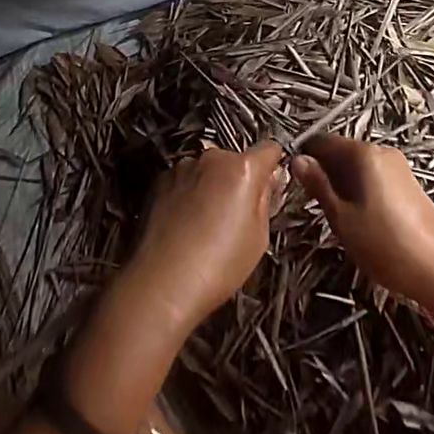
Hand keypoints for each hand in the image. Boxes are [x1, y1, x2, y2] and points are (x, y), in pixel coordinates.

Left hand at [121, 142, 287, 330]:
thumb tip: (266, 182)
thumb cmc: (217, 265)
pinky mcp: (160, 180)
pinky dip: (189, 193)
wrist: (161, 284)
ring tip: (206, 224)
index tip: (270, 184)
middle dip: (239, 180)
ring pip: (209, 170)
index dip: (273, 166)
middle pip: (236, 160)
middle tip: (236, 215)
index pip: (269, 149)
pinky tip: (185, 225)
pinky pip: (186, 180)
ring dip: (212, 186)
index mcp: (243, 169)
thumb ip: (265, 200)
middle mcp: (212, 159)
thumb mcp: (259, 237)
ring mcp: (184, 167)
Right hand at [290, 134, 433, 302]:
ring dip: (341, 185)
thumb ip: (318, 186)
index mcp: (364, 154)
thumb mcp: (342, 218)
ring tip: (334, 217)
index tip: (291, 178)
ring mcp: (398, 168)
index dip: (305, 156)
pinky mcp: (407, 185)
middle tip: (310, 203)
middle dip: (324, 172)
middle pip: (342, 152)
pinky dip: (360, 193)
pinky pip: (373, 179)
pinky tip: (358, 221)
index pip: (324, 141)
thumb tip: (298, 161)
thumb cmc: (387, 244)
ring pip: (358, 168)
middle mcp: (382, 153)